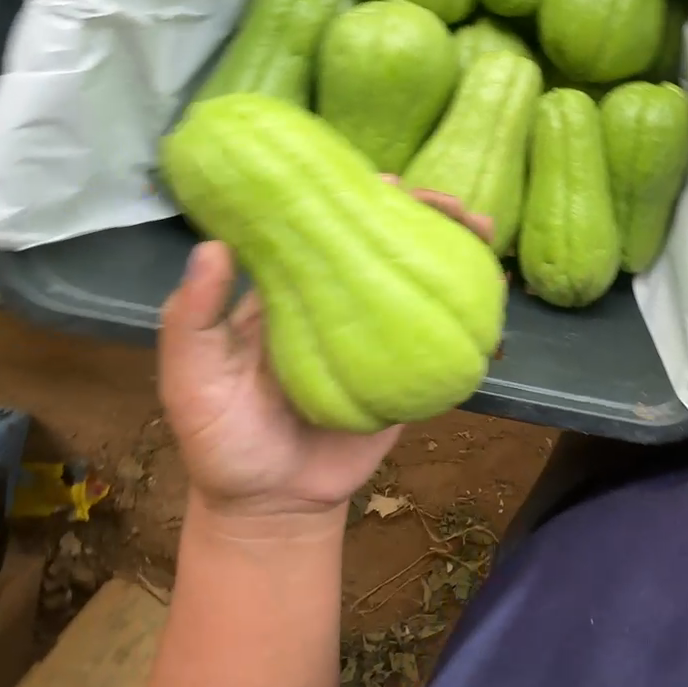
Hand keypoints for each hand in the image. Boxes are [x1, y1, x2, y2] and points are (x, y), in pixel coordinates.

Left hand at [157, 185, 492, 525]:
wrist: (276, 506)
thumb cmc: (225, 441)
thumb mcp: (192, 382)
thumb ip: (195, 320)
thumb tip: (215, 246)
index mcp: (294, 292)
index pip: (332, 230)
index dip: (361, 198)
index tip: (392, 180)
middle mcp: (344, 302)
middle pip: (390, 244)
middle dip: (427, 215)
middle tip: (454, 206)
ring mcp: (381, 333)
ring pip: (424, 278)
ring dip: (457, 248)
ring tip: (482, 232)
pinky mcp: (410, 367)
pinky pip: (444, 329)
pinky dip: (472, 302)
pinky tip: (495, 282)